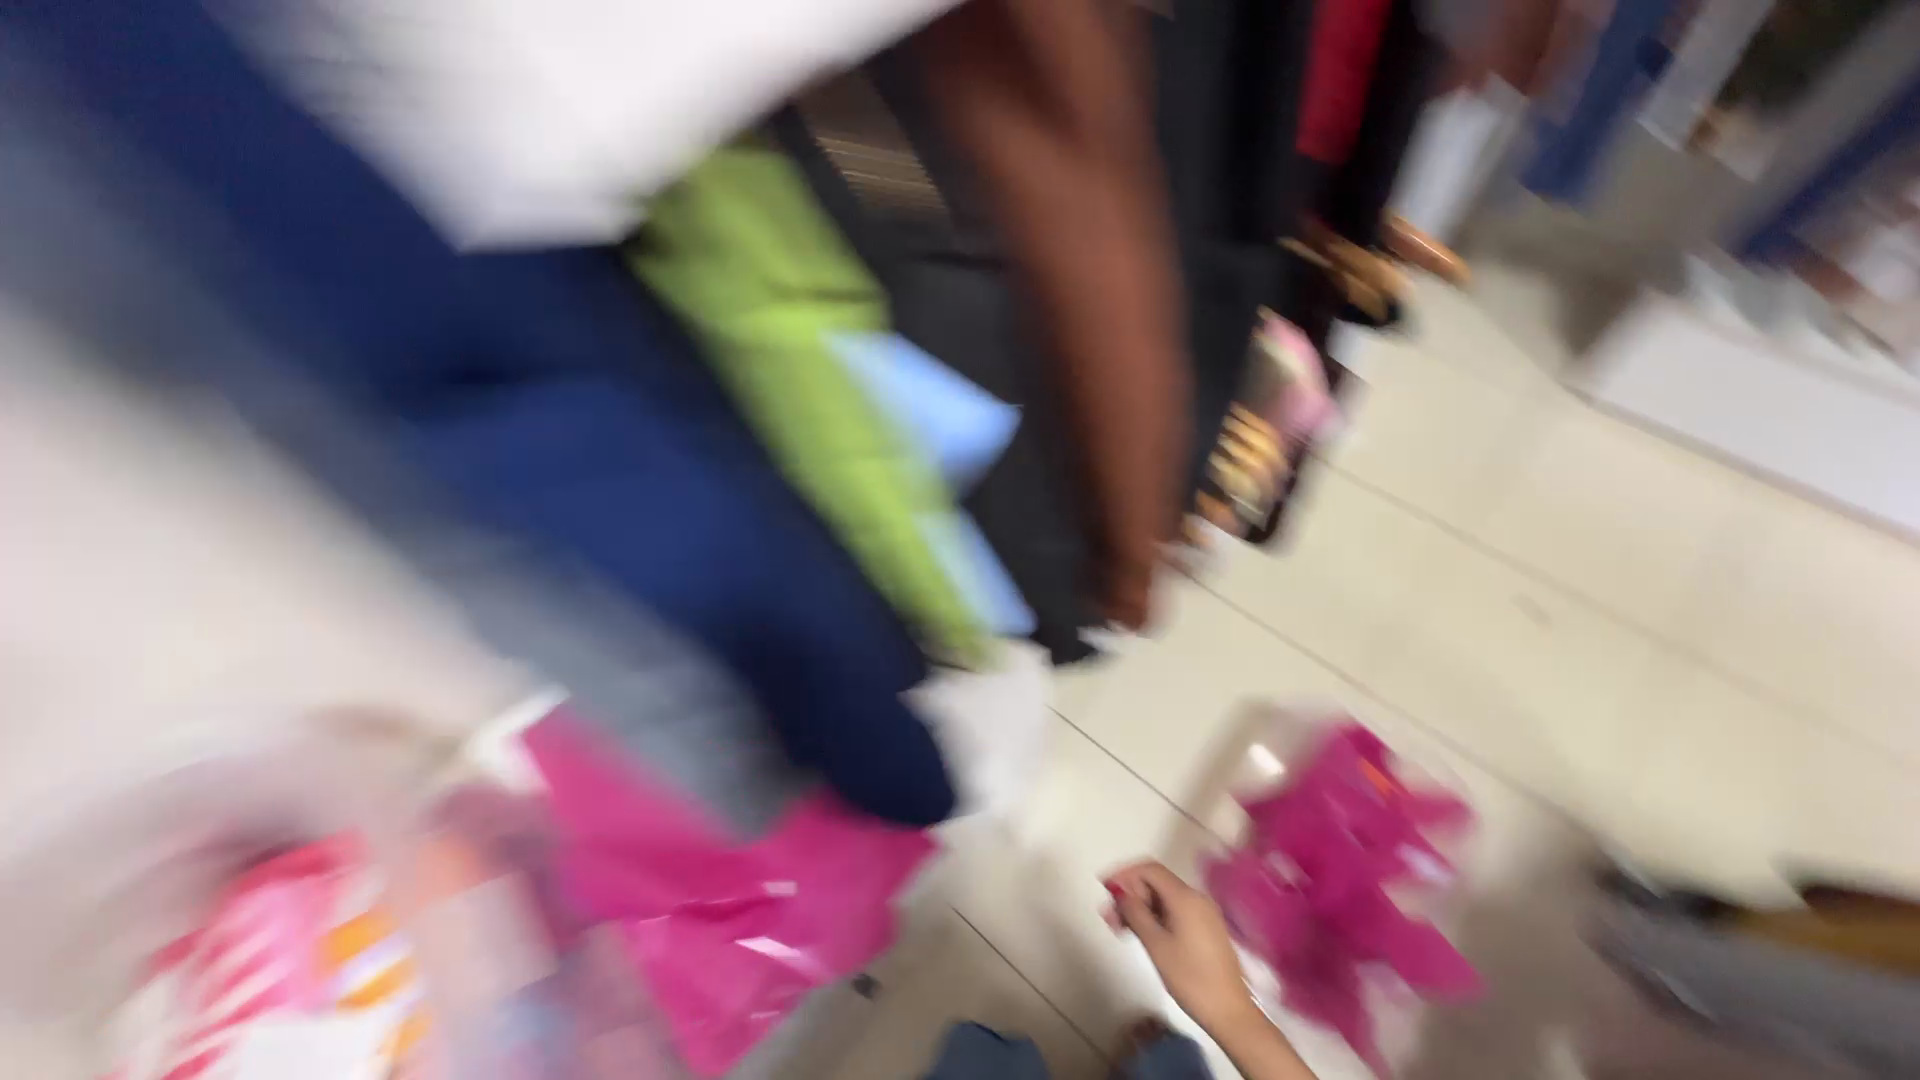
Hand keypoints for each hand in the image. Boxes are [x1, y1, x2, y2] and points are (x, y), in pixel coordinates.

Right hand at [1103, 860, 1257, 1034]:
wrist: (1230, 1013)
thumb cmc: (1190, 978)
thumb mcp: (1156, 944)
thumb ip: (1134, 912)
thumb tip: (1119, 891)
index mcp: (1185, 897)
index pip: (1149, 869)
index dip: (1124, 874)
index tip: (1105, 889)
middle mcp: (1196, 898)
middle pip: (1156, 883)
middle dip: (1130, 894)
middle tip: (1109, 916)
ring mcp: (1203, 914)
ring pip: (1164, 899)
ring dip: (1140, 908)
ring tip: (1119, 929)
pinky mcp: (1206, 929)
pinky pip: (1174, 912)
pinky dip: (1154, 917)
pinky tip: (1141, 934)